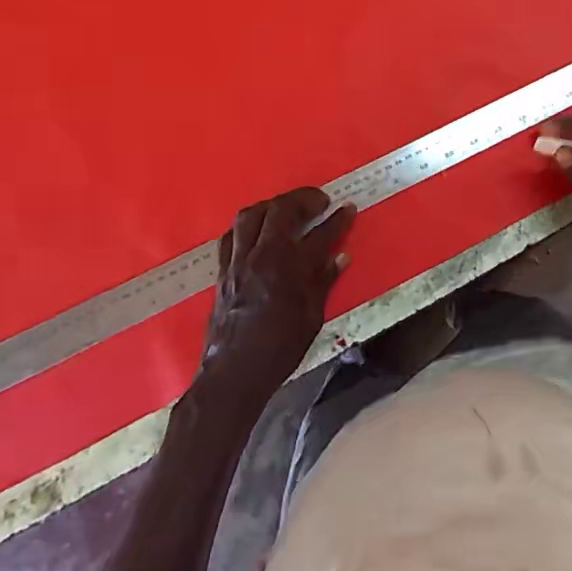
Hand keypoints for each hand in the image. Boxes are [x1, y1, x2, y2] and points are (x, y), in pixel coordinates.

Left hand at [197, 188, 355, 405]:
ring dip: (272, 206)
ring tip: (286, 209)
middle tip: (319, 202)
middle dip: (303, 199)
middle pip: (281, 210)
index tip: (348, 208)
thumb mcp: (312, 317)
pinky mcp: (223, 270)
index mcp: (290, 267)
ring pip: (251, 215)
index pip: (320, 234)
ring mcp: (239, 260)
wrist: (235, 371)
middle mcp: (263, 255)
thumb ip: (324, 282)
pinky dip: (246, 227)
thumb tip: (340, 257)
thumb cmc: (281, 349)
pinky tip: (255, 232)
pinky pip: (231, 236)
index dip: (338, 219)